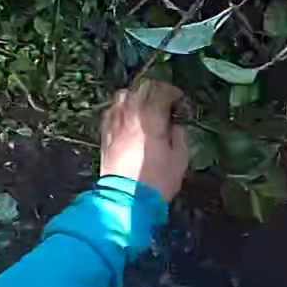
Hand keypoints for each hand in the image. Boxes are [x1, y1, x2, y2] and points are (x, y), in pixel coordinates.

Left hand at [100, 81, 188, 202]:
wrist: (126, 199)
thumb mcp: (179, 157)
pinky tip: (130, 118)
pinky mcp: (105, 132)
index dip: (174, 93)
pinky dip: (123, 108)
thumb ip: (179, 133)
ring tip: (146, 108)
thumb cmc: (157, 180)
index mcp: (151, 117)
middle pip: (142, 87)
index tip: (180, 102)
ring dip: (137, 96)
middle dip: (157, 91)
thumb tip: (175, 122)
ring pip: (124, 94)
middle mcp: (130, 114)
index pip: (162, 90)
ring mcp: (115, 121)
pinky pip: (113, 109)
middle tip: (166, 102)